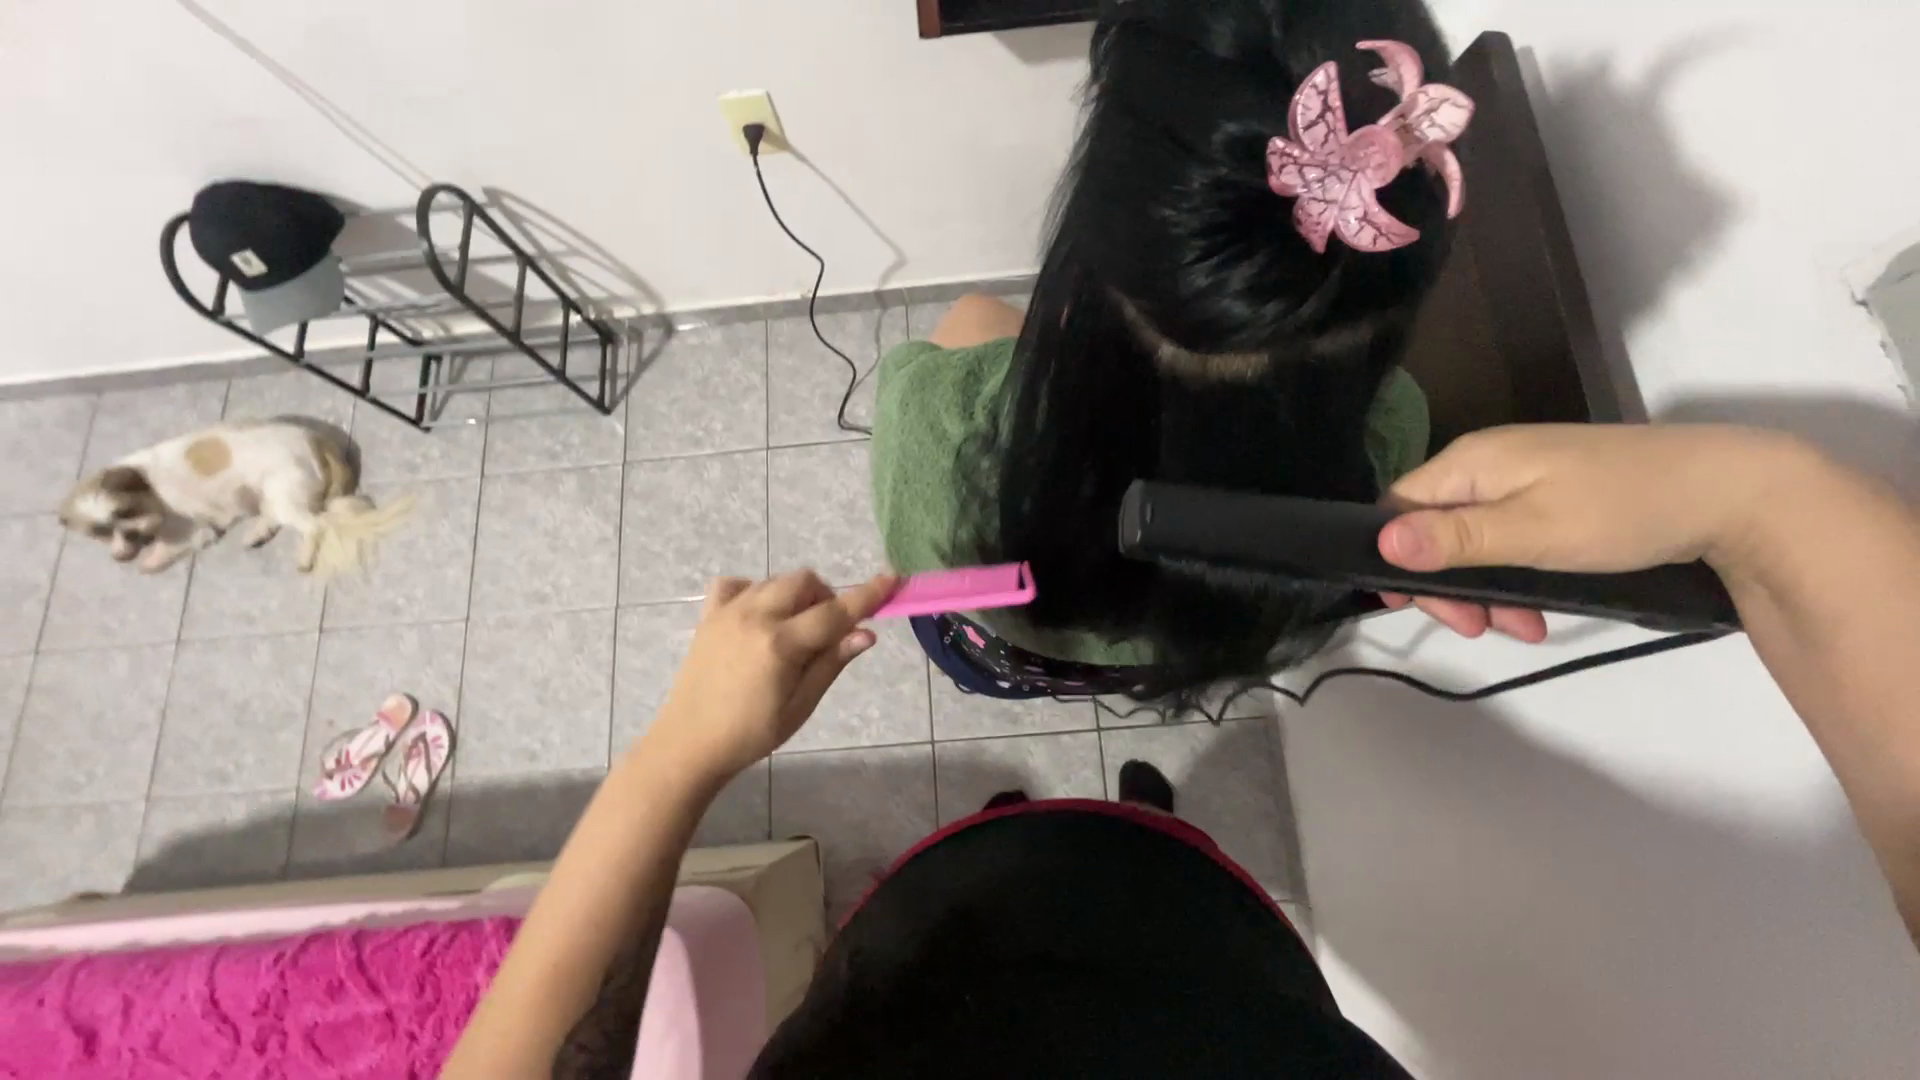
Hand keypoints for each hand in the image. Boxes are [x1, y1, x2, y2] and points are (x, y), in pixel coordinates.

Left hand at [643, 570, 898, 783]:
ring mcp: (728, 612)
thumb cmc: (751, 734)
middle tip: (827, 631)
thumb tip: (866, 634)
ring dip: (795, 595)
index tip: (892, 579)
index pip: (835, 611)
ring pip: (775, 580)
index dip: (867, 595)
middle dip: (825, 597)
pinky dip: (756, 591)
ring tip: (794, 630)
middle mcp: (755, 617)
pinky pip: (737, 584)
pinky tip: (759, 616)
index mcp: (781, 644)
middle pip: (804, 581)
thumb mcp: (800, 706)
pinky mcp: (709, 616)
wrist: (689, 744)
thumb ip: (831, 663)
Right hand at [1374, 423, 1808, 639]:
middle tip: (1474, 628)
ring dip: (1482, 589)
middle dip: (1444, 583)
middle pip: (1431, 527)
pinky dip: (1512, 576)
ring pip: (1470, 539)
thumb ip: (1454, 538)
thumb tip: (1381, 543)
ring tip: (1520, 628)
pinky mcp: (1552, 494)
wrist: (1741, 493)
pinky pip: (1505, 538)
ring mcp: (1522, 477)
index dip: (1391, 555)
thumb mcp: (1533, 531)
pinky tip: (1537, 610)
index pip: (1397, 507)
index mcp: (1470, 462)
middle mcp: (1486, 463)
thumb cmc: (1624, 510)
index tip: (1408, 605)